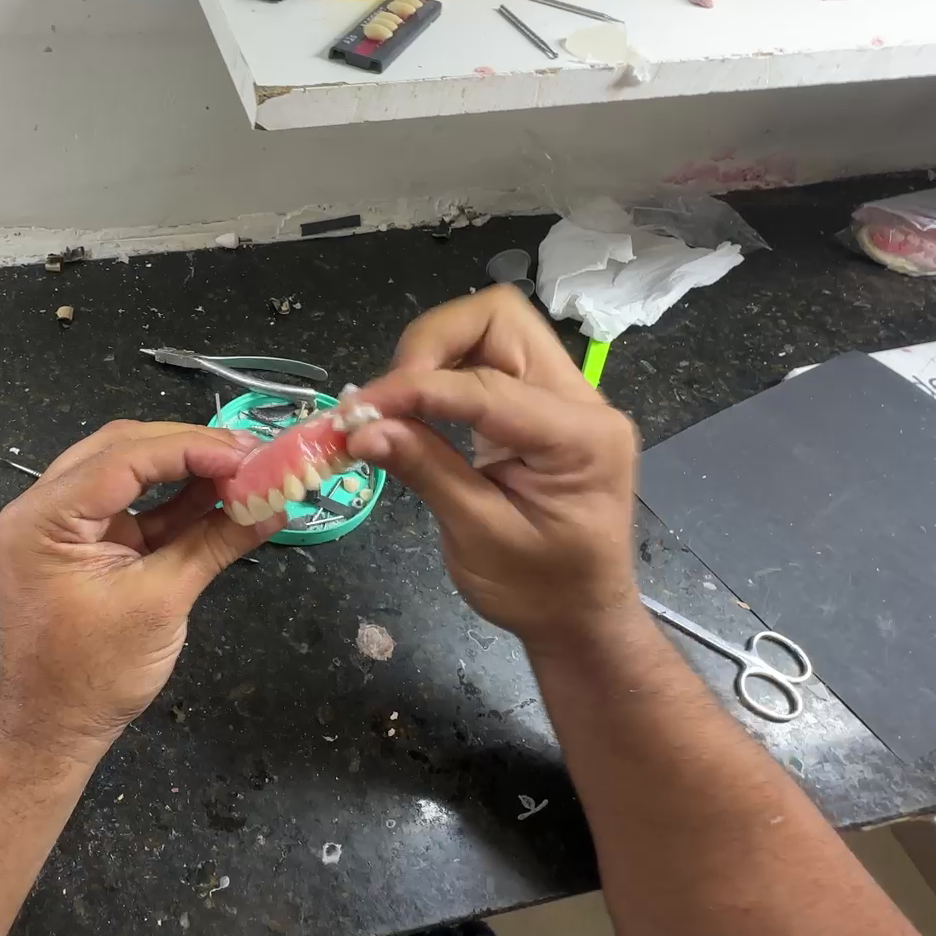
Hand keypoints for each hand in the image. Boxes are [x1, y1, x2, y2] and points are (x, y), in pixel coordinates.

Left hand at [0, 421, 284, 761]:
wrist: (54, 727)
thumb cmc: (95, 673)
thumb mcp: (161, 602)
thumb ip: (215, 544)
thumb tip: (276, 505)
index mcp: (45, 516)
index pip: (123, 457)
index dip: (190, 449)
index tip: (247, 453)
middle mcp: (48, 505)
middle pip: (124, 450)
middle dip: (190, 448)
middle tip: (251, 453)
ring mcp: (68, 521)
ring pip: (132, 469)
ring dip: (188, 468)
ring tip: (245, 467)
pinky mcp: (91, 539)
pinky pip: (137, 504)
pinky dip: (179, 499)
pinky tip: (222, 495)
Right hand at [347, 285, 639, 654]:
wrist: (581, 616)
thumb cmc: (538, 590)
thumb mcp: (479, 537)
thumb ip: (425, 470)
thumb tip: (361, 429)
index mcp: (579, 436)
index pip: (485, 384)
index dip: (412, 390)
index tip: (355, 415)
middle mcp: (579, 399)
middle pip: (498, 318)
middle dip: (430, 344)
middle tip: (385, 398)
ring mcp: (562, 397)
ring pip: (490, 328)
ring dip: (431, 354)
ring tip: (392, 404)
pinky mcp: (537, 407)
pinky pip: (485, 361)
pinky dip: (440, 375)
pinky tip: (412, 408)